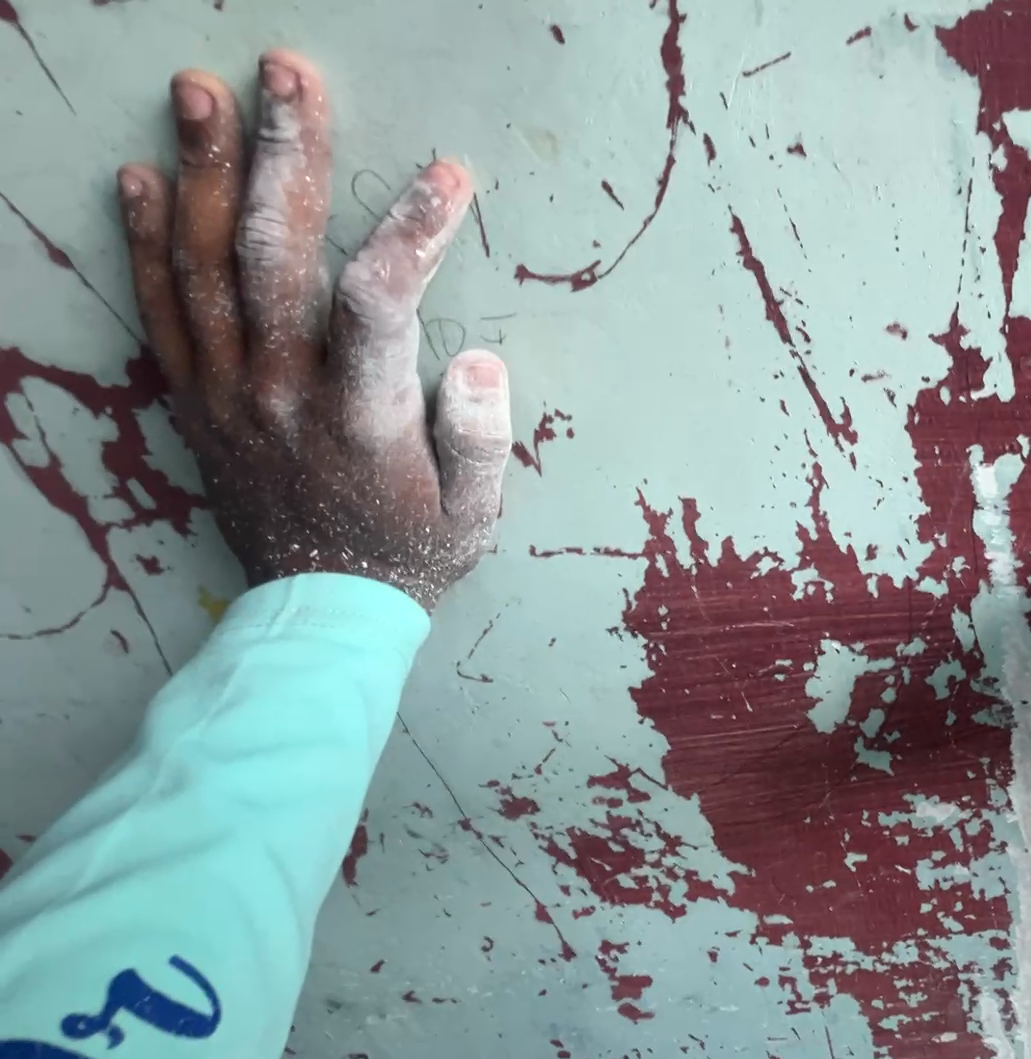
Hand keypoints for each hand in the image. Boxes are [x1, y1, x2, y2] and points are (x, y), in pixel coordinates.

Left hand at [115, 50, 510, 609]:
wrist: (327, 605)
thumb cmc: (417, 552)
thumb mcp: (479, 511)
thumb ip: (481, 437)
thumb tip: (476, 358)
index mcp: (364, 418)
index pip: (381, 303)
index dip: (413, 231)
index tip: (448, 178)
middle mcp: (284, 393)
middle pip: (276, 257)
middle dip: (288, 159)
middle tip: (289, 77)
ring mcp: (231, 392)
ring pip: (208, 266)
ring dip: (208, 173)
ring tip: (204, 93)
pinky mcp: (200, 399)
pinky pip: (163, 309)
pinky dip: (147, 239)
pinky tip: (146, 178)